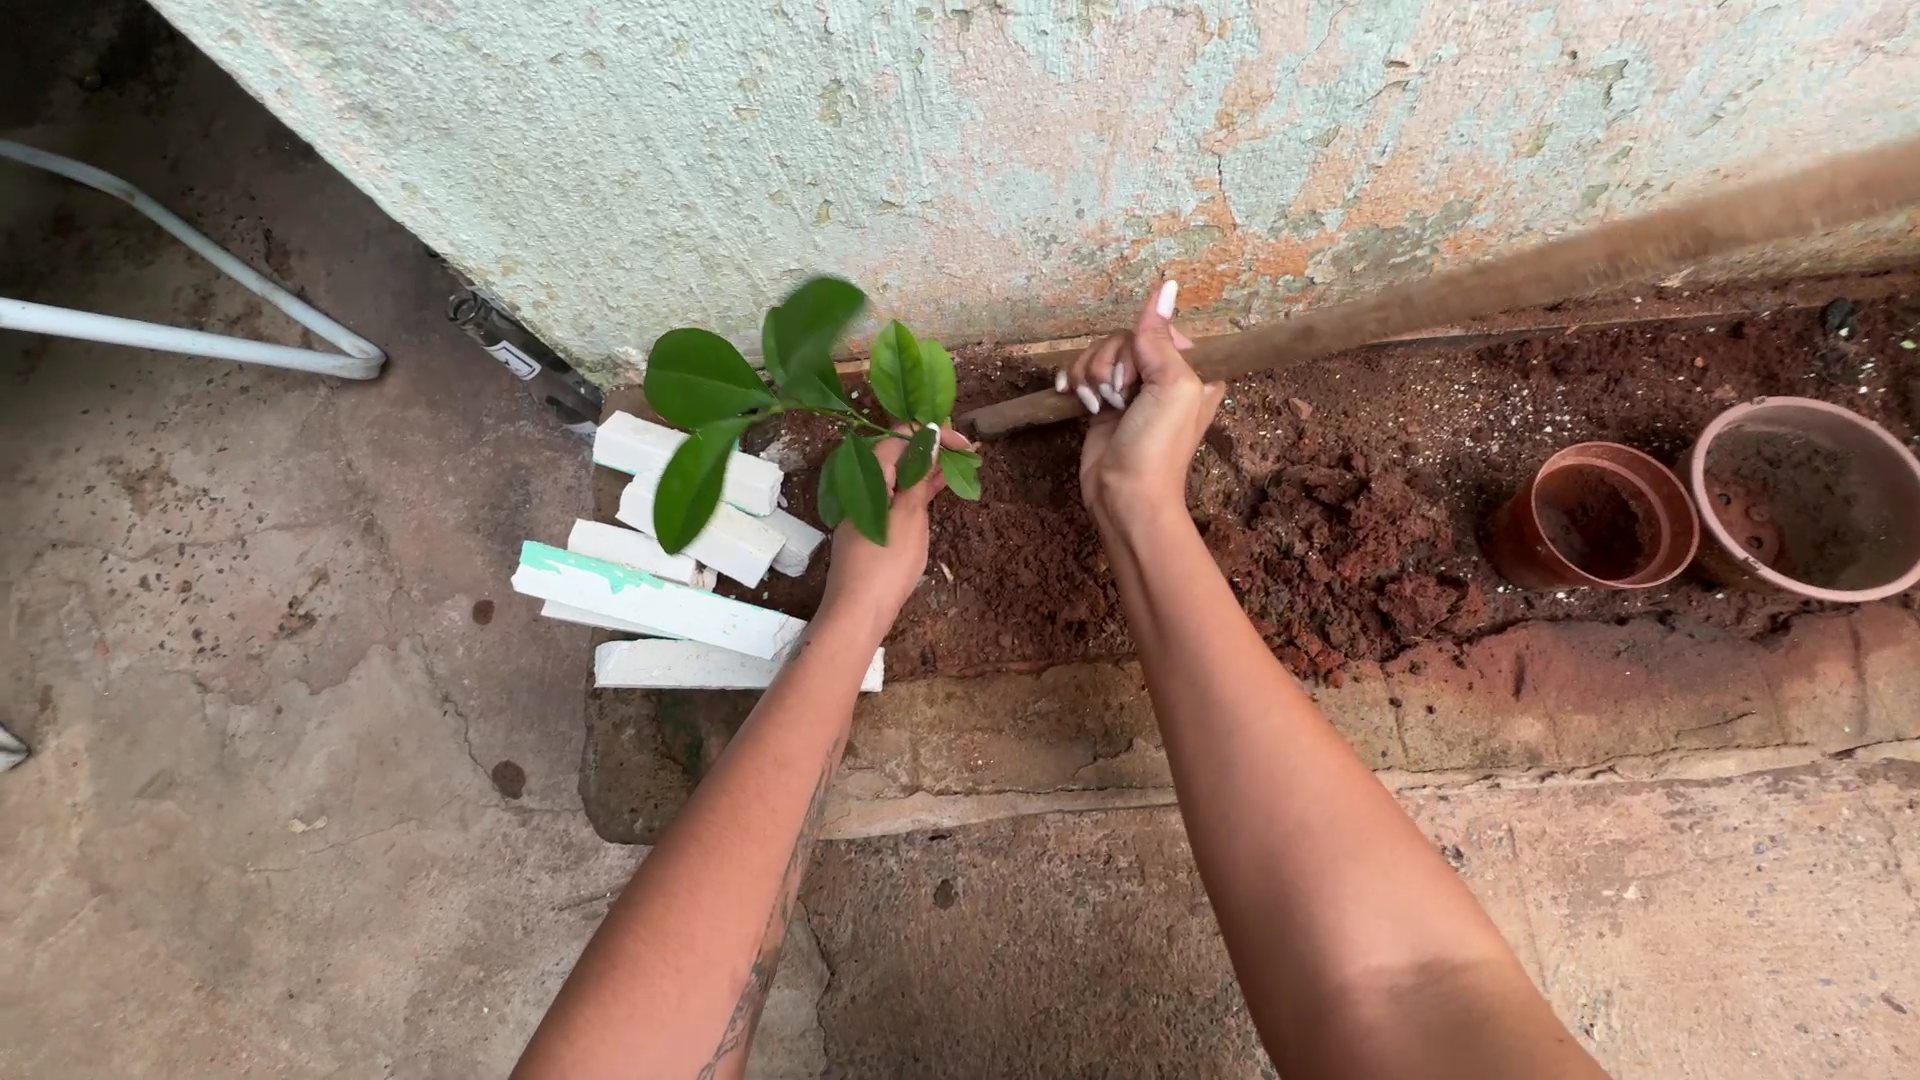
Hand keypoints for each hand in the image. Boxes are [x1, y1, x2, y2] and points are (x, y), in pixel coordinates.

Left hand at [817, 424, 973, 640]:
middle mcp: (863, 485)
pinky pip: (897, 494)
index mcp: (868, 475)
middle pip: (898, 452)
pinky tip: (940, 487)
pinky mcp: (874, 523)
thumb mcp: (910, 516)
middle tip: (967, 453)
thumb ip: (920, 476)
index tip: (963, 444)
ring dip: (929, 468)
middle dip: (932, 448)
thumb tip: (931, 439)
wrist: (858, 611)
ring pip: (900, 475)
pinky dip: (918, 489)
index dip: (932, 433)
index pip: (900, 436)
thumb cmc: (886, 563)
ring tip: (961, 467)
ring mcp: (867, 505)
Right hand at [1062, 281, 1225, 530]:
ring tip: (1097, 405)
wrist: (1124, 494)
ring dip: (1089, 376)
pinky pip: (1080, 372)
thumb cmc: (1157, 446)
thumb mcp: (1172, 386)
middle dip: (1108, 365)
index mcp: (1192, 368)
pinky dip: (1072, 382)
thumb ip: (1160, 337)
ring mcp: (1130, 390)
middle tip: (1116, 398)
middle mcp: (1161, 375)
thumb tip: (1164, 284)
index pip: (1155, 329)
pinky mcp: (1102, 403)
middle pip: (1121, 339)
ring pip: (1097, 354)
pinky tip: (1072, 397)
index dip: (1137, 347)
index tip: (1137, 379)